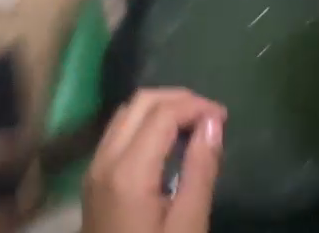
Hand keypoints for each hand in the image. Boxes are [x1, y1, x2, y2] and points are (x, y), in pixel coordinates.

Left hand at [82, 88, 226, 232]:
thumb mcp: (187, 229)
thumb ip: (200, 171)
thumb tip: (213, 122)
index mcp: (127, 171)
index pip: (162, 113)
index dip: (195, 106)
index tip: (224, 118)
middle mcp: (104, 159)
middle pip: (140, 102)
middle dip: (177, 99)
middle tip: (211, 116)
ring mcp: (94, 170)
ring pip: (126, 113)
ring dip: (160, 108)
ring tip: (194, 125)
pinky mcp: (93, 182)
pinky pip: (118, 133)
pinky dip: (144, 124)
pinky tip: (167, 143)